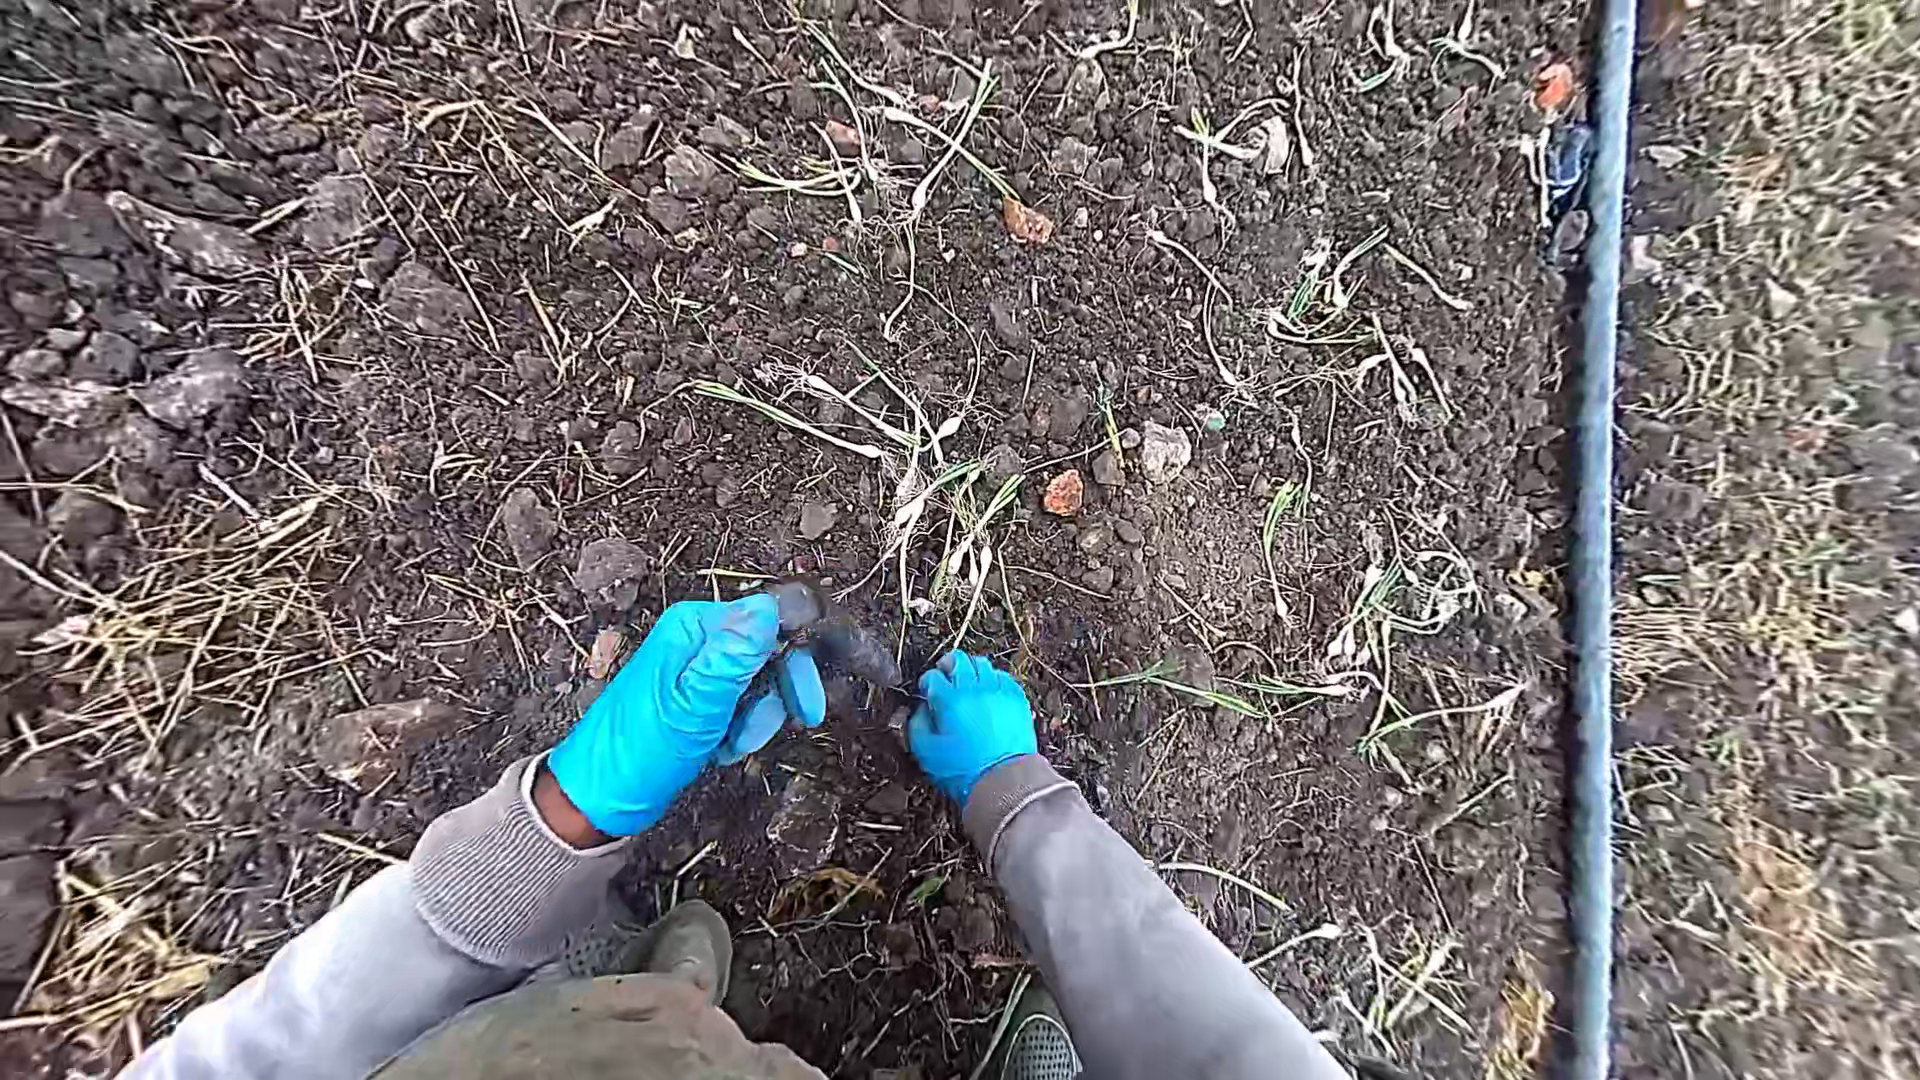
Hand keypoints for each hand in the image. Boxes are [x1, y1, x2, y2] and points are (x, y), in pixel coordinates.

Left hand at [548, 594, 825, 835]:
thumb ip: (734, 655)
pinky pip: (746, 701)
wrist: (601, 800)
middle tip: (772, 727)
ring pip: (763, 681)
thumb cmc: (638, 752)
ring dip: (757, 718)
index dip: (794, 657)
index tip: (804, 696)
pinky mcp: (704, 692)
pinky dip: (743, 727)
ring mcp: (703, 666)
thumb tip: (769, 607)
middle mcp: (701, 638)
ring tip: (732, 742)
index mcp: (695, 626)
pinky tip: (723, 746)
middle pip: (771, 651)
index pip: (770, 619)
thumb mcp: (695, 703)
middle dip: (776, 695)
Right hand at [907, 651, 1036, 803]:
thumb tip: (919, 710)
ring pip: (981, 663)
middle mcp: (974, 689)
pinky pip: (1002, 676)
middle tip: (945, 676)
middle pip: (958, 659)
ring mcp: (997, 690)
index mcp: (949, 700)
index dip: (927, 682)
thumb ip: (917, 725)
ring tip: (967, 682)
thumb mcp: (927, 752)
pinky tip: (988, 691)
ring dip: (970, 670)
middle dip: (947, 665)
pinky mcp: (1016, 697)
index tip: (928, 690)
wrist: (1005, 781)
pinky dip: (992, 679)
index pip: (933, 676)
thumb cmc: (965, 771)